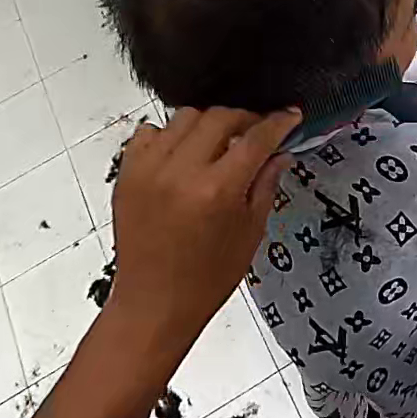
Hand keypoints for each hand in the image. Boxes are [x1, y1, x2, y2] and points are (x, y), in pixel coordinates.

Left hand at [105, 107, 300, 347]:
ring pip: (185, 117)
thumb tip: (279, 153)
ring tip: (221, 142)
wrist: (155, 302)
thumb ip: (265, 184)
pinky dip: (171, 134)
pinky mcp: (126, 174)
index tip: (290, 115)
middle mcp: (180, 172)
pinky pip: (149, 133)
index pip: (256, 138)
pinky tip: (185, 152)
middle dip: (245, 119)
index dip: (278, 122)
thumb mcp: (251, 230)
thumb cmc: (207, 276)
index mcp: (217, 190)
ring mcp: (148, 170)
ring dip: (210, 124)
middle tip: (258, 131)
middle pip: (220, 117)